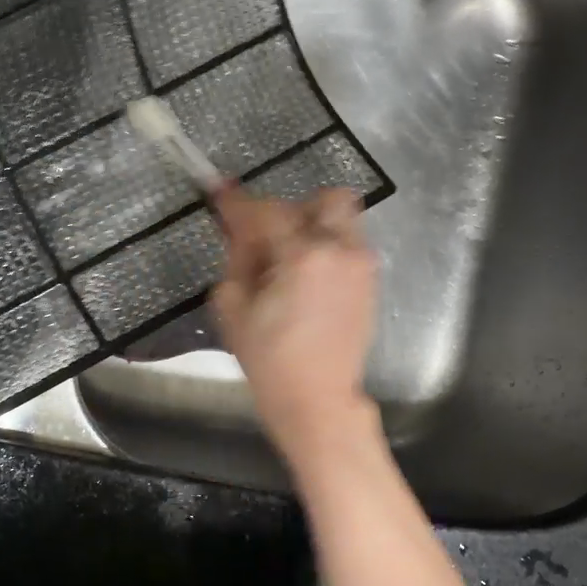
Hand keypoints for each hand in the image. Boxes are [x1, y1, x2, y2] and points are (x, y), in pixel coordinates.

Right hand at [210, 187, 378, 459]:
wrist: (316, 397)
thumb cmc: (268, 357)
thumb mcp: (234, 305)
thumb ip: (238, 258)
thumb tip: (240, 230)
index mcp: (302, 255)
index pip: (265, 212)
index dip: (236, 201)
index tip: (217, 188)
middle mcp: (341, 250)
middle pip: (322, 200)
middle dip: (289, 210)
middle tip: (263, 237)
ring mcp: (362, 265)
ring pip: (341, 219)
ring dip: (311, 226)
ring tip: (285, 259)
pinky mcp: (370, 281)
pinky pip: (347, 245)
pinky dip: (324, 248)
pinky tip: (302, 278)